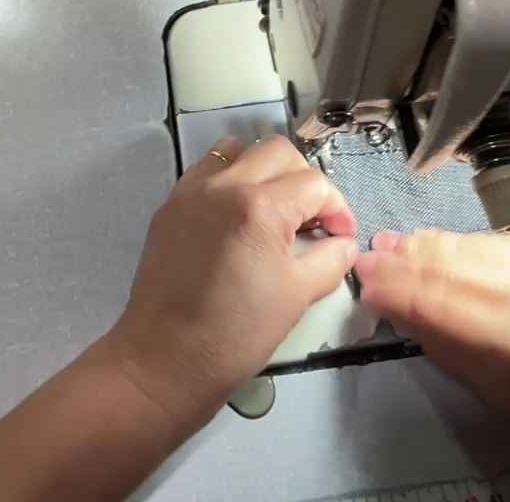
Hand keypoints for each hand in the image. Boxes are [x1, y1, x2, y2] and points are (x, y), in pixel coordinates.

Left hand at [101, 136, 357, 430]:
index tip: (341, 235)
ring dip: (264, 169)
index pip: (313, 184)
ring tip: (273, 208)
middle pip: (279, 151)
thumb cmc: (236, 334)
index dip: (337, 209)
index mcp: (258, 206)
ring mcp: (192, 189)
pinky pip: (208, 170)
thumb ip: (330, 259)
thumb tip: (344, 242)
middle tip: (312, 218)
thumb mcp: (297, 296)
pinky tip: (237, 216)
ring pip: (239, 150)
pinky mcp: (171, 202)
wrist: (164, 359)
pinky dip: (230, 179)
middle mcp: (224, 184)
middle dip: (304, 179)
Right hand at [353, 230, 509, 493]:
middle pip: (451, 262)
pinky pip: (499, 242)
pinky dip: (465, 246)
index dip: (394, 286)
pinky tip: (441, 246)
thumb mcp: (504, 401)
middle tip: (371, 255)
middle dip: (404, 259)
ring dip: (429, 246)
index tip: (365, 279)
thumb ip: (445, 346)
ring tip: (396, 245)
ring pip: (472, 244)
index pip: (438, 300)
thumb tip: (396, 306)